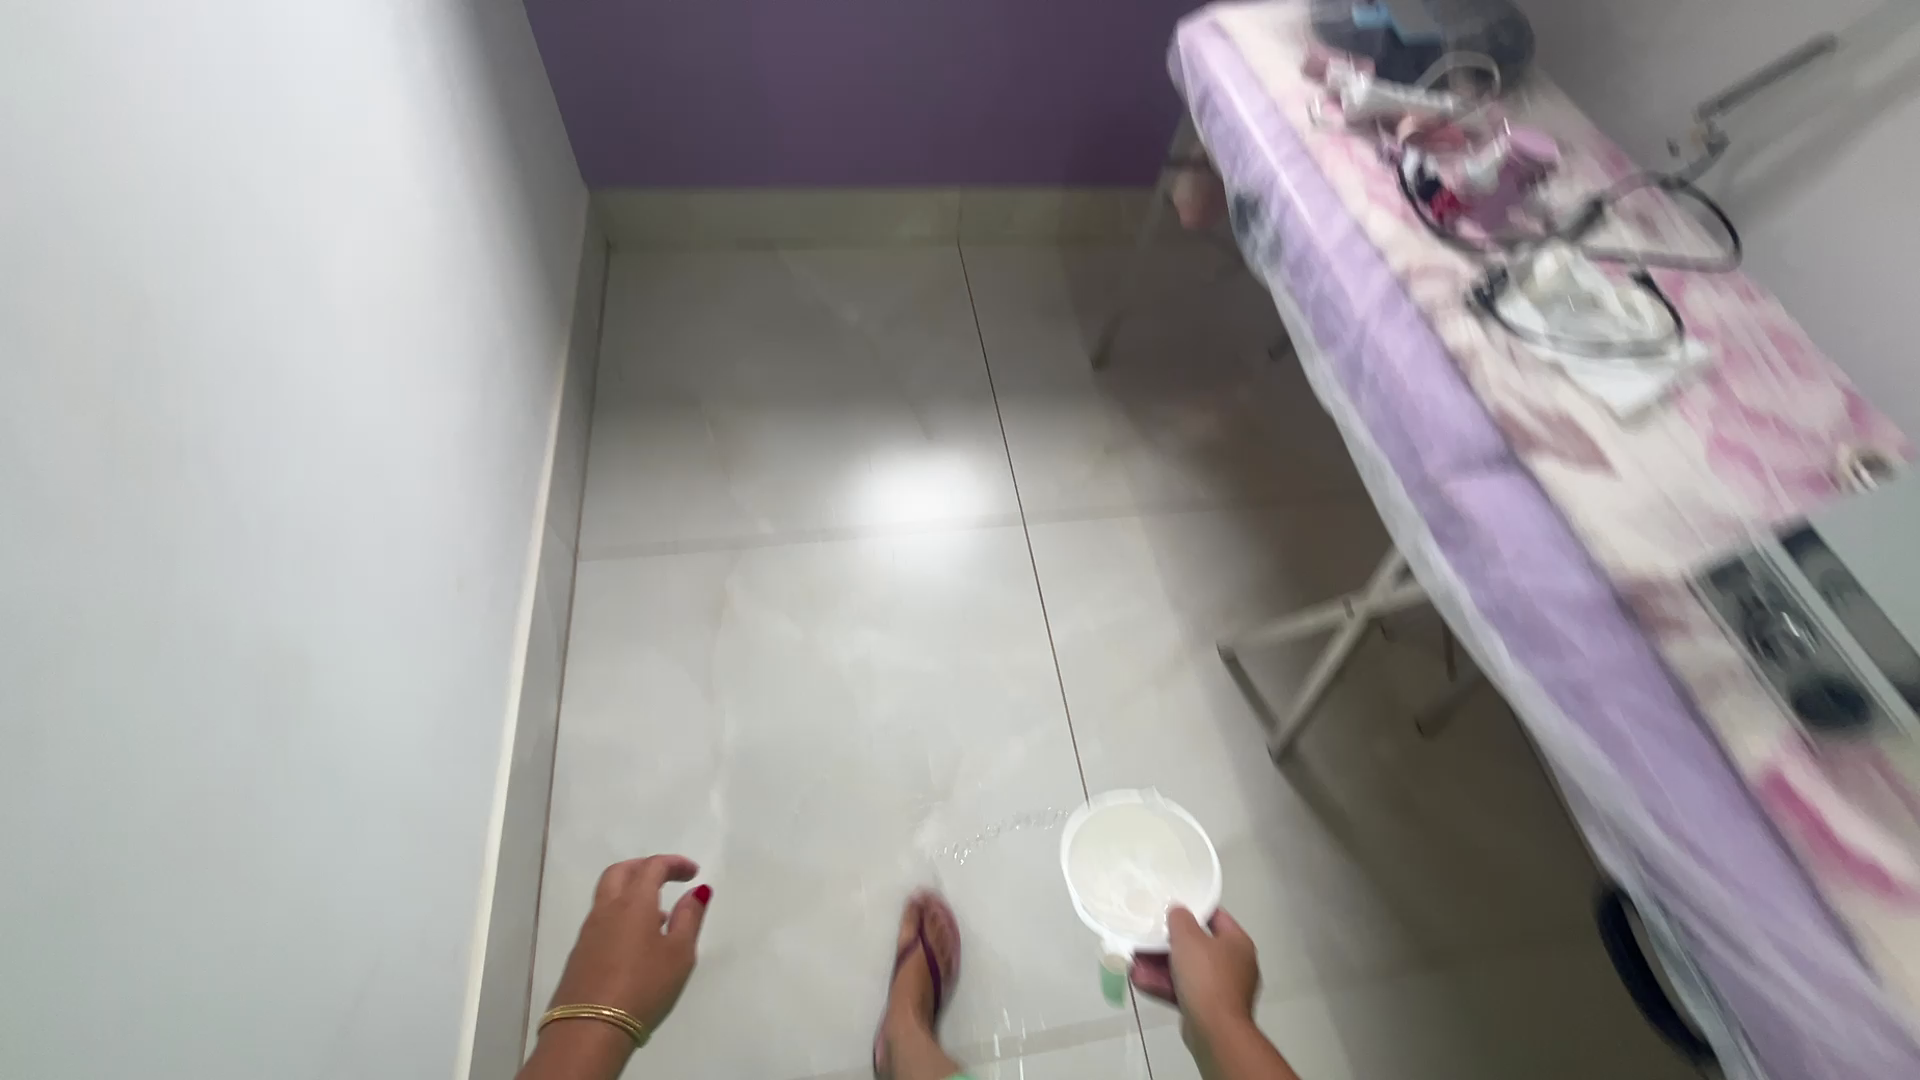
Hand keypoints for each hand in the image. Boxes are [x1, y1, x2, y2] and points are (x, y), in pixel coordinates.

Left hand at [548, 855, 711, 1033]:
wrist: (587, 1033)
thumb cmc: (643, 987)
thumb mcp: (679, 953)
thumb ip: (689, 917)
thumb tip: (697, 890)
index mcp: (634, 902)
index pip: (653, 866)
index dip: (675, 863)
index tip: (693, 872)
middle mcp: (606, 910)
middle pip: (620, 871)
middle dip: (645, 867)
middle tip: (667, 877)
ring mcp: (588, 934)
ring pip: (607, 897)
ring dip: (632, 893)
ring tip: (659, 916)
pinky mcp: (578, 957)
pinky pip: (601, 921)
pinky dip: (621, 917)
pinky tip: (637, 944)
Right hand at [1129, 906, 1259, 1030]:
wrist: (1215, 1032)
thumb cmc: (1206, 976)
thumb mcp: (1188, 937)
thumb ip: (1180, 918)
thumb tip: (1178, 912)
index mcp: (1237, 943)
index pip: (1215, 916)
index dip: (1192, 908)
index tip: (1171, 905)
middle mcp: (1233, 964)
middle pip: (1196, 945)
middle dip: (1167, 943)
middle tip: (1147, 935)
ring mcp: (1222, 989)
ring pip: (1186, 970)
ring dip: (1159, 965)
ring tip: (1134, 959)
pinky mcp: (1209, 1010)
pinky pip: (1184, 990)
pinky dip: (1164, 984)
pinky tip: (1139, 979)